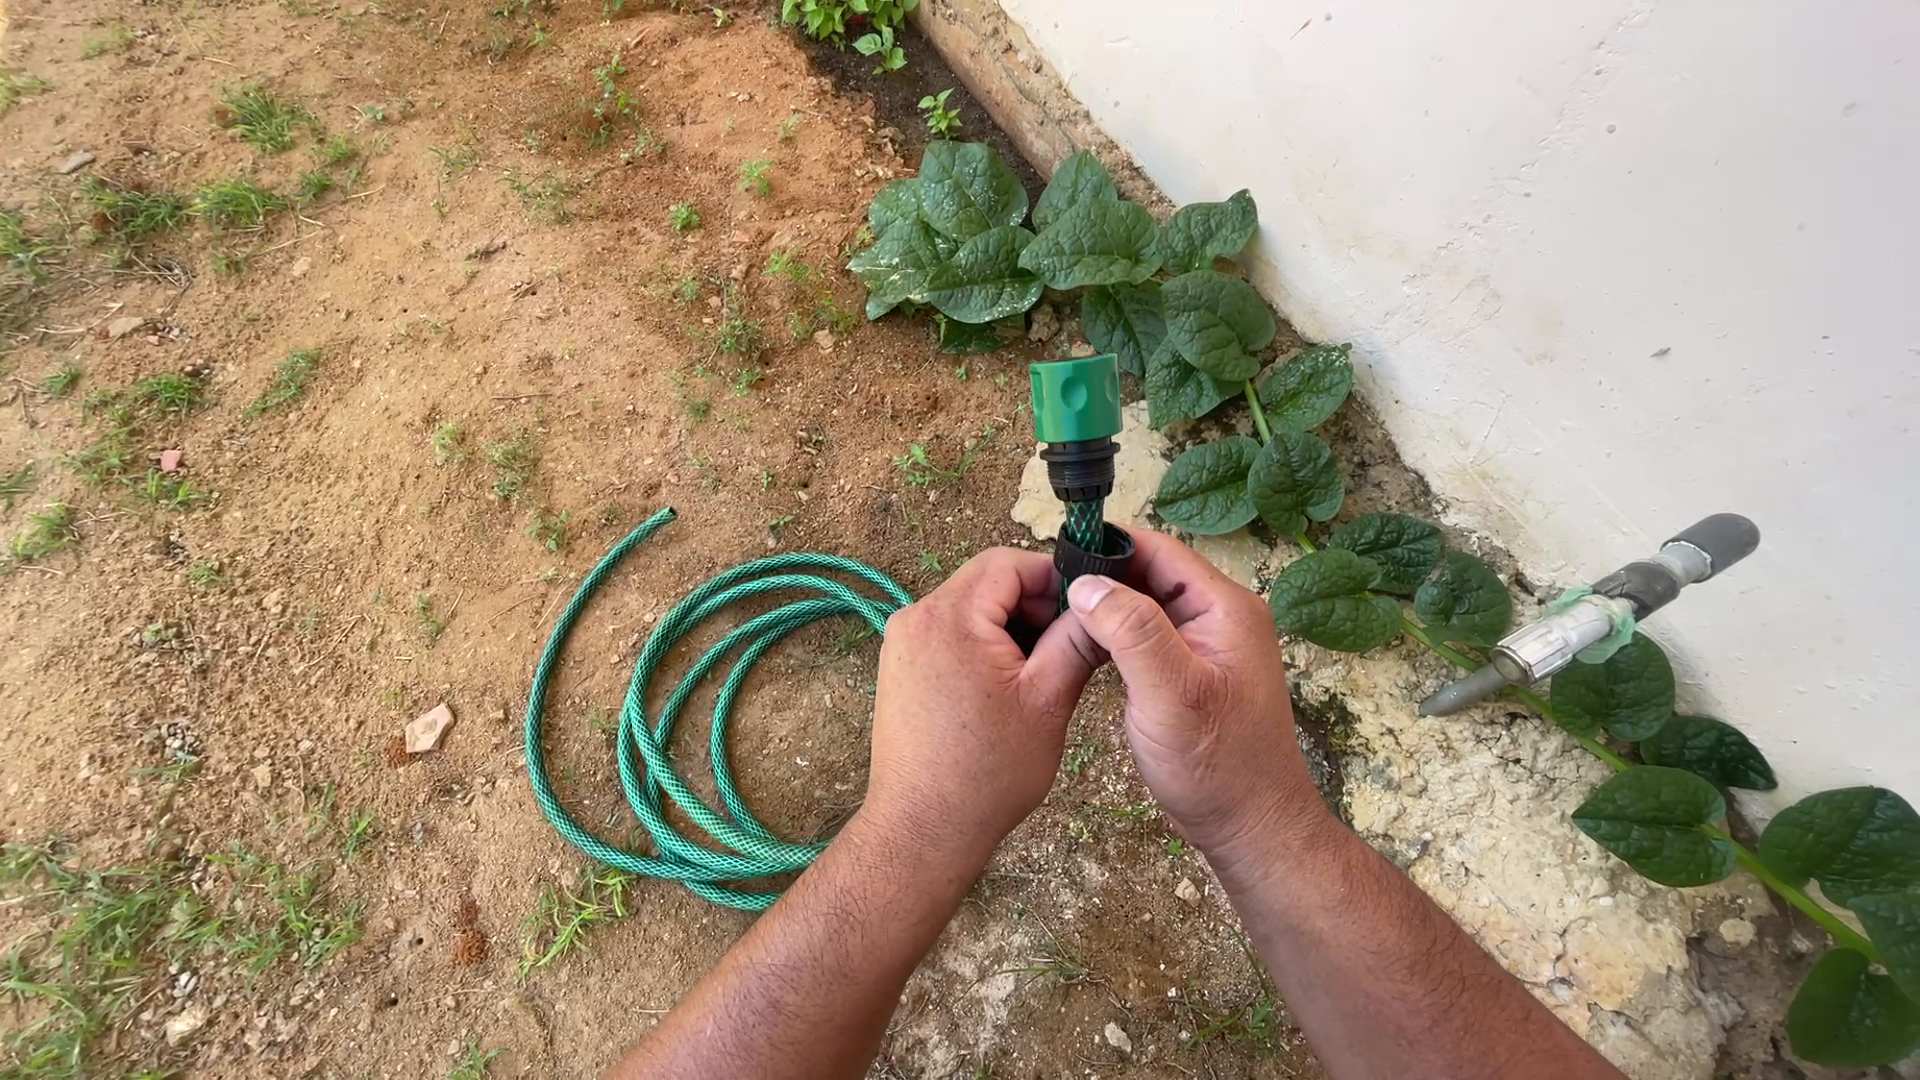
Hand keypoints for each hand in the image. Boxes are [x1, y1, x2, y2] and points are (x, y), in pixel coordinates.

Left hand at [863, 549, 1100, 864]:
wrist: (922, 828)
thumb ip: (1077, 642)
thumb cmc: (987, 770)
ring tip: (1041, 670)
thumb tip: (1102, 606)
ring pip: (971, 608)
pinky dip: (984, 644)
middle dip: (1032, 605)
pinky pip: (951, 633)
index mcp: (950, 615)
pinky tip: (1008, 683)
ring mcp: (902, 642)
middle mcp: (917, 617)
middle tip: (1069, 644)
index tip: (1086, 608)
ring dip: (1010, 627)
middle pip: (986, 582)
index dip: (1052, 578)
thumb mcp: (1047, 700)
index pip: (1007, 563)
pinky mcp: (900, 666)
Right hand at [1065, 528, 1330, 862]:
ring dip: (1106, 604)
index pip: (1160, 551)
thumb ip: (1132, 631)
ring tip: (1057, 609)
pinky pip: (1147, 632)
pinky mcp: (1190, 667)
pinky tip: (1084, 641)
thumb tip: (1086, 583)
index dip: (1109, 546)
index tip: (1059, 555)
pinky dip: (1115, 631)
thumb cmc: (1216, 764)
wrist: (1249, 827)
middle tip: (1048, 586)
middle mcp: (1220, 615)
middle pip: (1151, 573)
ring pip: (1145, 603)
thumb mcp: (1171, 692)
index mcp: (1225, 607)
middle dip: (1102, 575)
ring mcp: (1206, 642)